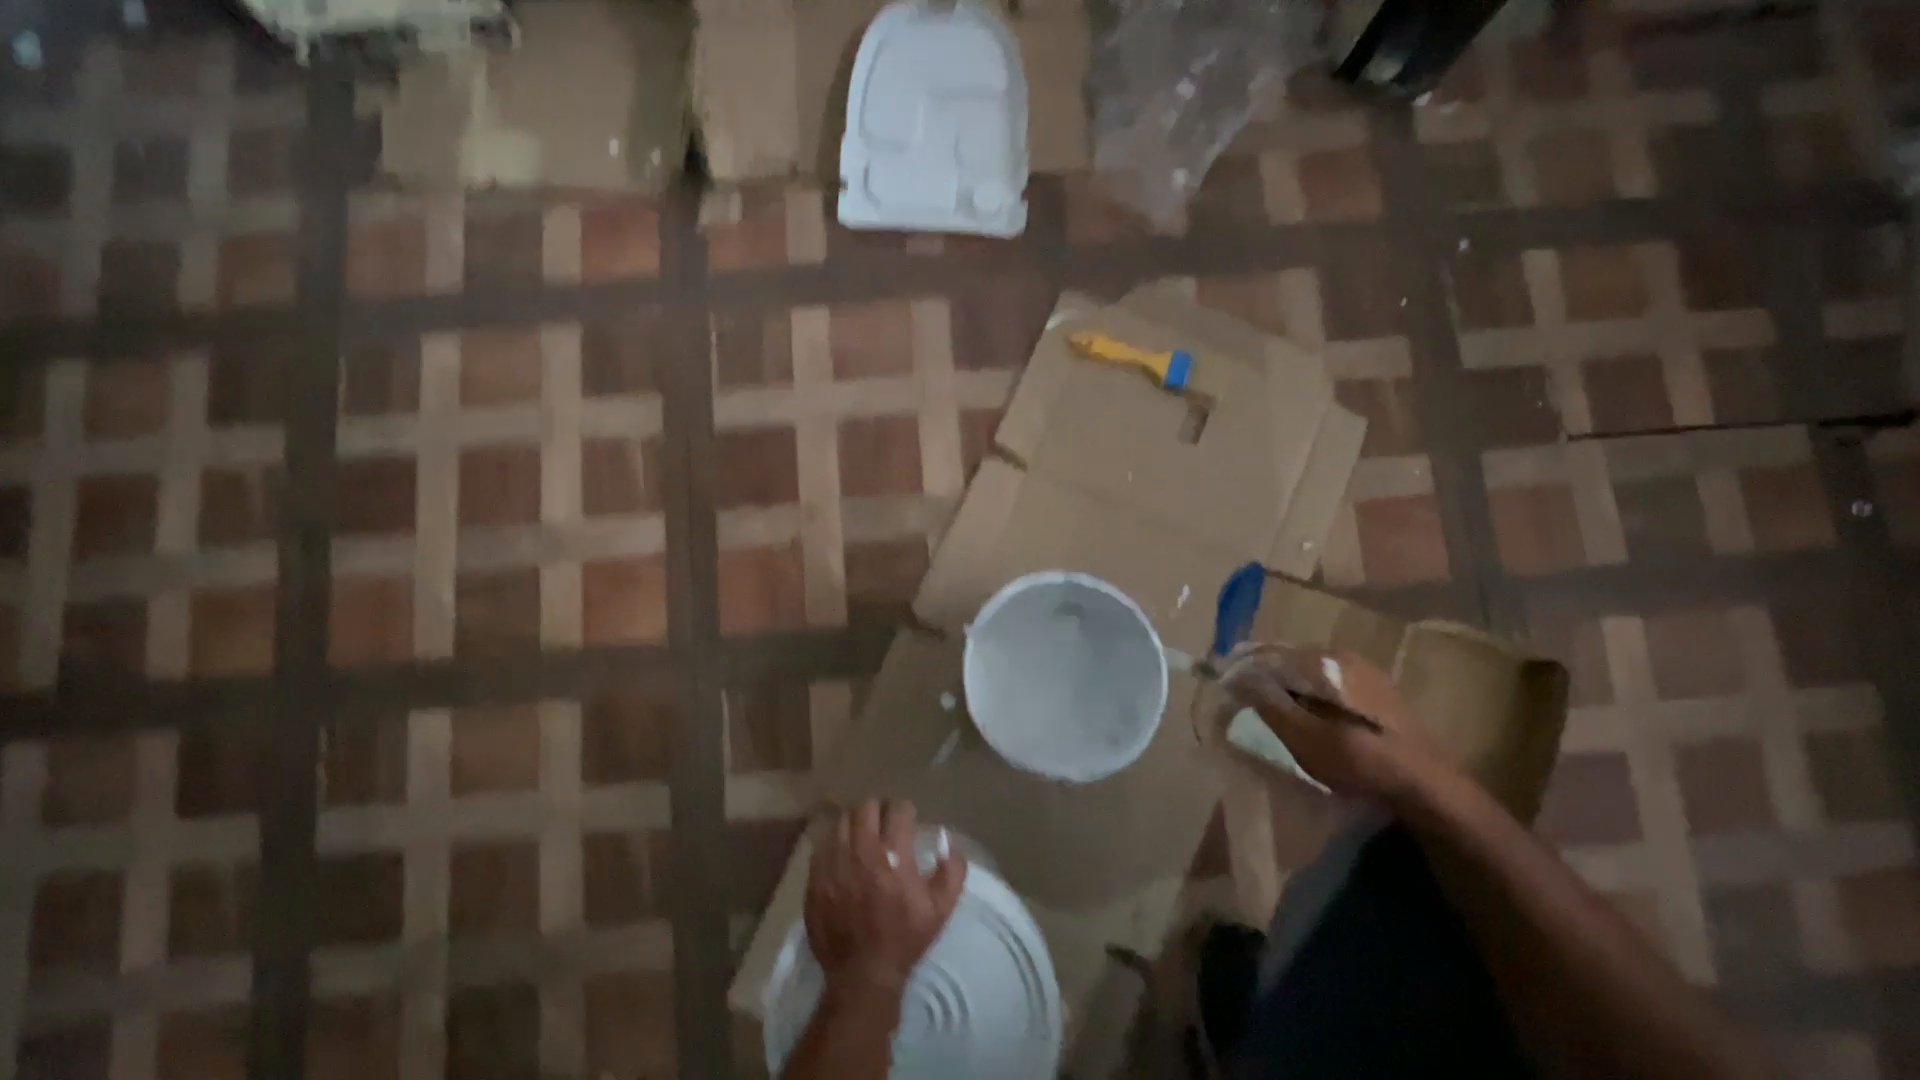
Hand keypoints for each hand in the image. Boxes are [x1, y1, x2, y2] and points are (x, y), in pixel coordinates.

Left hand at [804, 799, 966, 993]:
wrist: (862, 973)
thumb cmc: (904, 939)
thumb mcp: (940, 909)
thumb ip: (952, 871)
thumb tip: (948, 841)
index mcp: (894, 856)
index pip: (897, 810)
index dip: (905, 809)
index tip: (907, 817)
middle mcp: (862, 853)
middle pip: (865, 808)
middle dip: (878, 809)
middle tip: (883, 822)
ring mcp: (834, 864)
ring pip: (840, 822)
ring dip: (854, 823)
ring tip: (860, 834)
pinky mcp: (815, 879)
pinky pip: (821, 845)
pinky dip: (833, 843)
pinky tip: (841, 853)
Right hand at [1220, 647, 1450, 806]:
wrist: (1427, 788)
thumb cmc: (1363, 763)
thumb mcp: (1306, 739)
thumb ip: (1270, 704)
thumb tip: (1236, 676)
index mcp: (1326, 661)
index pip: (1269, 654)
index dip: (1242, 668)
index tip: (1220, 685)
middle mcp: (1344, 656)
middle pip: (1288, 659)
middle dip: (1261, 675)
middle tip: (1237, 698)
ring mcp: (1364, 672)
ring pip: (1307, 671)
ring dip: (1284, 685)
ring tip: (1265, 709)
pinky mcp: (1374, 691)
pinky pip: (1326, 683)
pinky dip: (1306, 693)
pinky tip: (1301, 715)